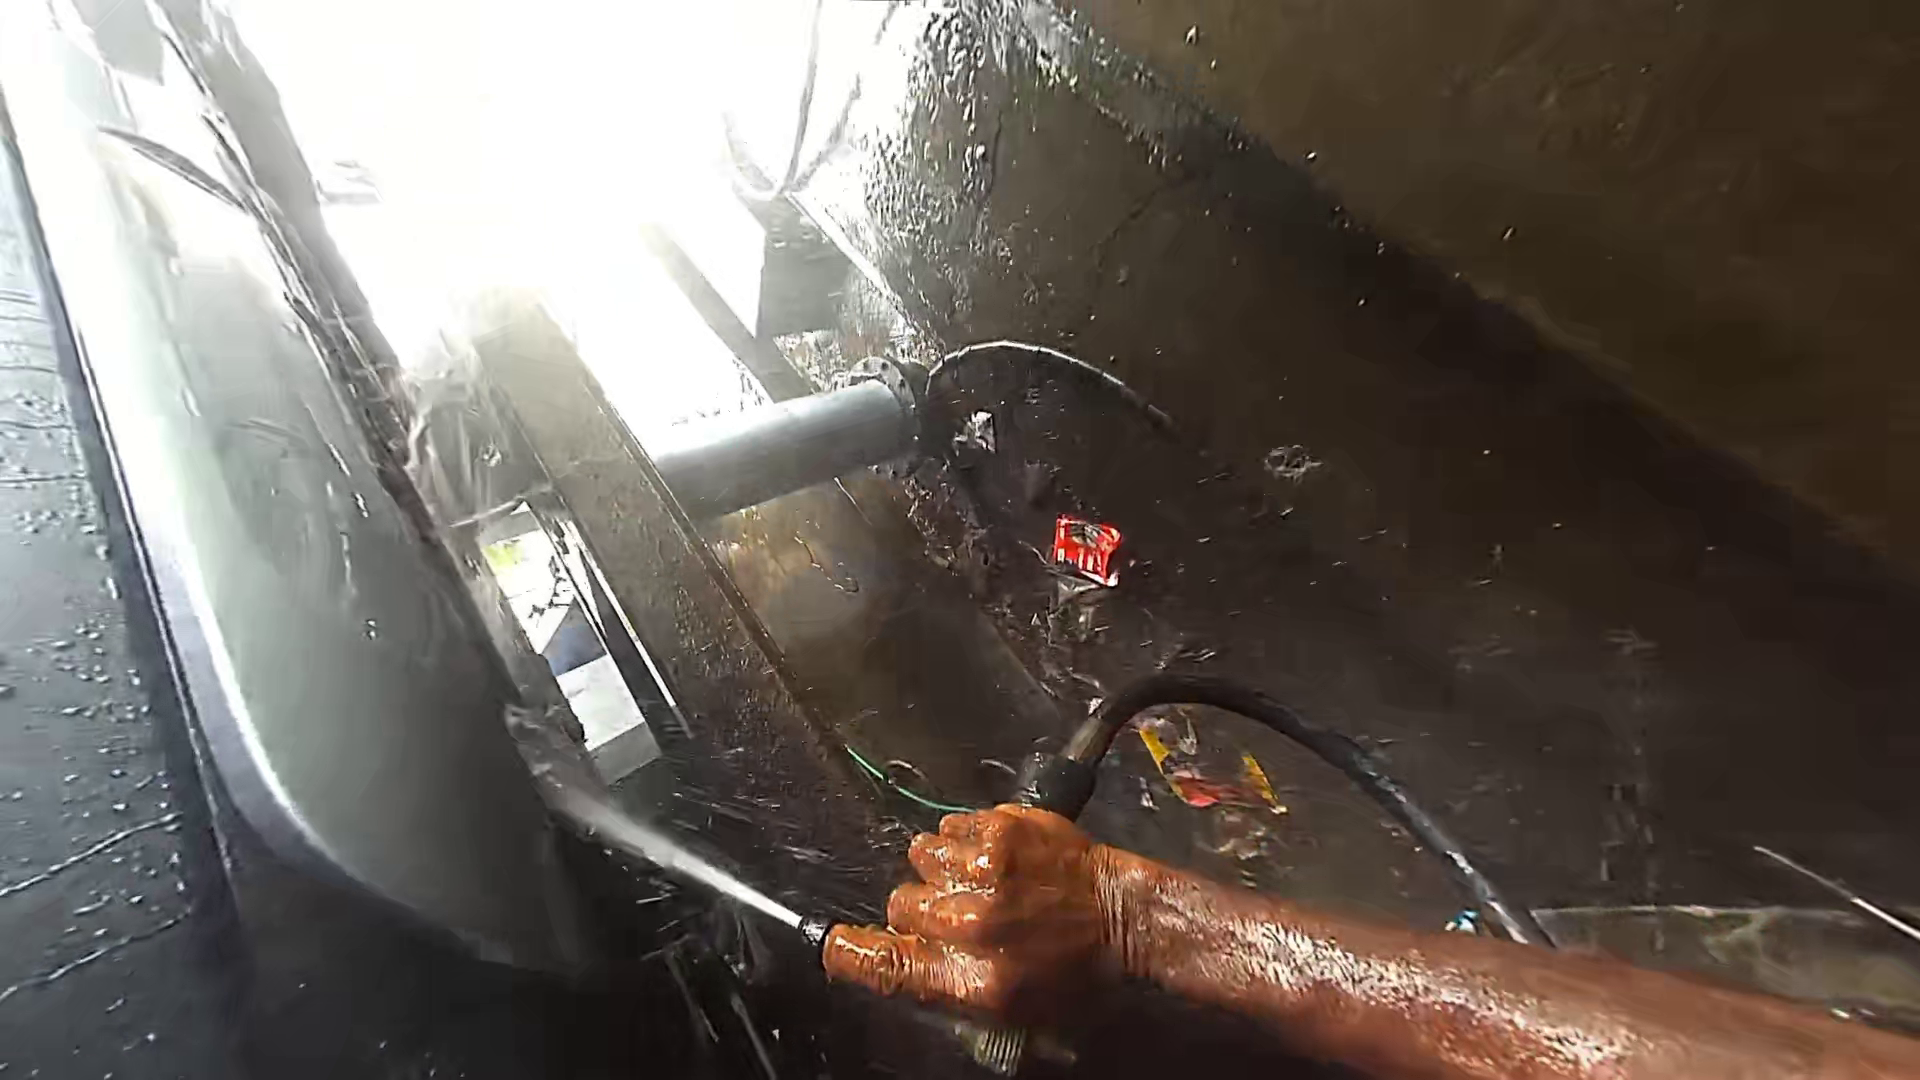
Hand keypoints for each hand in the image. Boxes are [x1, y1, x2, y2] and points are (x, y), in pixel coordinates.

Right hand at [821, 805, 1123, 1017]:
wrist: (1116, 909)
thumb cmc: (1069, 966)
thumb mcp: (1010, 1003)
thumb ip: (948, 980)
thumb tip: (897, 950)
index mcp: (975, 976)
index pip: (893, 962)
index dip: (856, 953)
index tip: (836, 942)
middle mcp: (974, 918)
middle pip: (899, 900)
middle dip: (917, 905)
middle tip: (953, 907)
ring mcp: (987, 864)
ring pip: (921, 852)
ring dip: (940, 865)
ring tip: (976, 874)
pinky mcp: (1000, 824)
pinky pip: (950, 824)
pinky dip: (962, 838)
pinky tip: (992, 852)